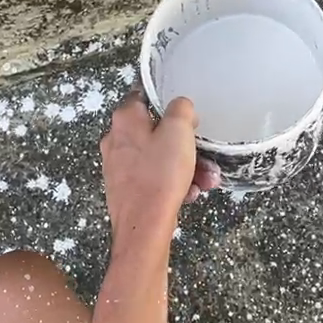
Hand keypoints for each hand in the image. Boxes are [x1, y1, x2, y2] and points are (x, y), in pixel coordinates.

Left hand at [100, 93, 219, 251]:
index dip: (168, 103)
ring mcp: (118, 166)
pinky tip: (190, 193)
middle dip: (185, 145)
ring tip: (206, 179)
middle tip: (204, 155)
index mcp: (125, 118)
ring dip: (185, 166)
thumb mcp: (179, 131)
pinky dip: (173, 183)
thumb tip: (181, 108)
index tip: (186, 115)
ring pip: (158, 158)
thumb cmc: (159, 175)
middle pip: (156, 132)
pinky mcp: (125, 189)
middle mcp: (116, 139)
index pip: (144, 95)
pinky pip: (154, 177)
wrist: (144, 227)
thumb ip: (181, 108)